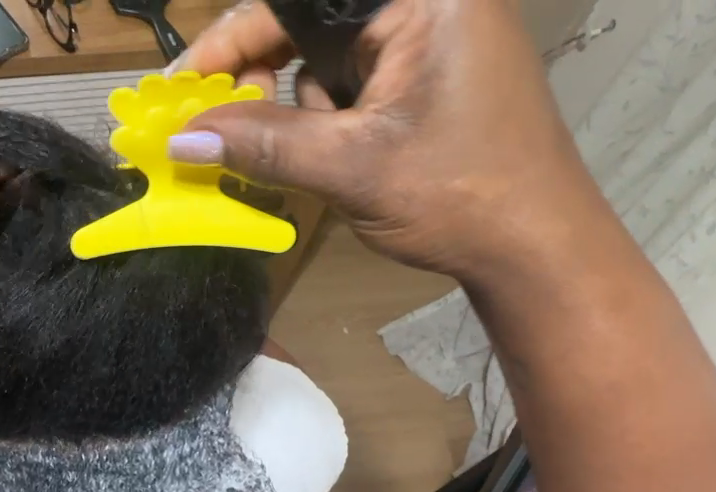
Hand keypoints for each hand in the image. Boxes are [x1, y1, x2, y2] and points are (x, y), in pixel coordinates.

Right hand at [170, 0, 616, 284]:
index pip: (299, 2)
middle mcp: (426, 1)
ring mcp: (429, 35)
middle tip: (224, 130)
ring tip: (302, 158)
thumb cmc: (459, 195)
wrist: (533, 243)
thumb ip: (265, 146)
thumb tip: (183, 139)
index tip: (182, 87)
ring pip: (324, 57)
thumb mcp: (350, 168)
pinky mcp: (426, 72)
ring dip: (296, 108)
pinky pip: (351, 81)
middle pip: (310, 23)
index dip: (233, 41)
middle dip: (264, 79)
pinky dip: (323, 118)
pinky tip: (326, 155)